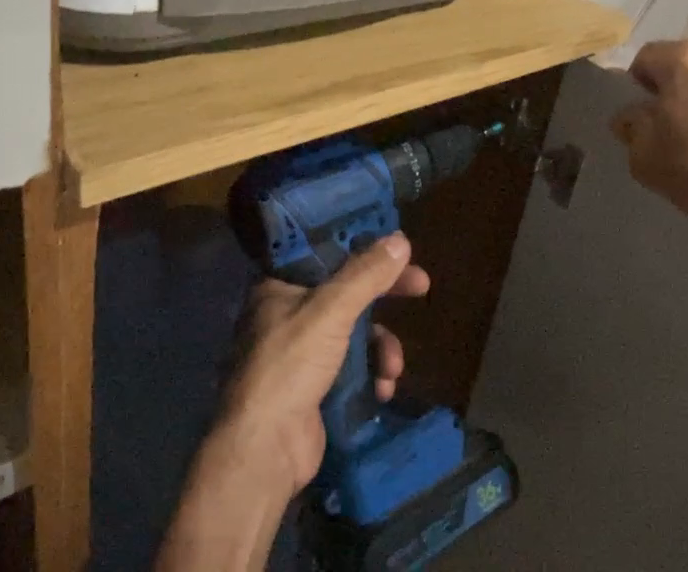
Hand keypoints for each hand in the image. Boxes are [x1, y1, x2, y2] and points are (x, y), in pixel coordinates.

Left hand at [212, 233, 429, 497]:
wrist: (264, 448)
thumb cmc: (290, 365)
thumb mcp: (330, 311)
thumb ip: (366, 275)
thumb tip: (400, 239)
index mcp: (278, 287)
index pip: (324, 253)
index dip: (362, 248)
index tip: (397, 249)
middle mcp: (286, 314)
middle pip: (345, 293)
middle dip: (384, 295)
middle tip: (422, 286)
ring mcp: (300, 354)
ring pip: (354, 334)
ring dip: (381, 347)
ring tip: (392, 369)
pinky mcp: (314, 387)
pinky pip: (352, 368)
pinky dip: (371, 375)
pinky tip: (382, 391)